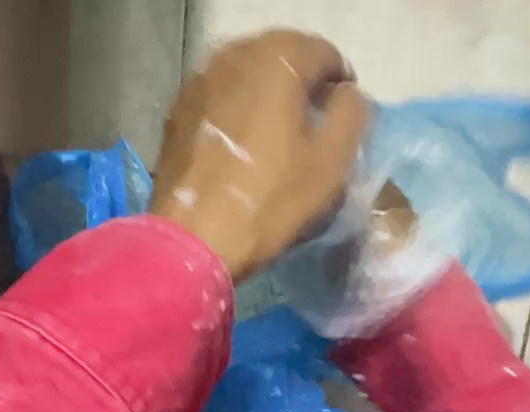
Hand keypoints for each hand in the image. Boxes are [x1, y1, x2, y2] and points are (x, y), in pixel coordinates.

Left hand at [151, 30, 370, 280]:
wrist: (194, 239)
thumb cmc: (269, 201)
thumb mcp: (330, 163)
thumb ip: (351, 114)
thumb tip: (348, 94)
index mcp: (278, 58)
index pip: (325, 55)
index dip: (341, 87)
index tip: (342, 120)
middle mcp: (235, 54)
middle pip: (282, 60)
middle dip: (301, 89)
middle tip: (311, 130)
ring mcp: (201, 80)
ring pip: (248, 79)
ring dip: (267, 100)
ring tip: (276, 140)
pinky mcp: (178, 111)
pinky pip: (220, 101)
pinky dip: (237, 115)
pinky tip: (241, 149)